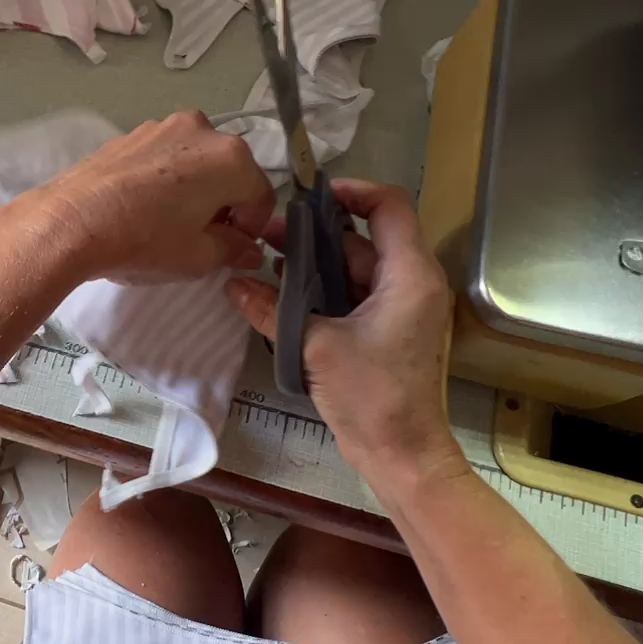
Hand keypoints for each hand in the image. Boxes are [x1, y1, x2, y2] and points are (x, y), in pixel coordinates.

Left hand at [8, 111, 274, 283]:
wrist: (71, 222)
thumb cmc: (144, 241)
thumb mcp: (197, 258)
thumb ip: (233, 250)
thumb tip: (248, 249)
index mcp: (231, 158)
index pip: (261, 196)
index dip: (252, 228)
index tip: (233, 249)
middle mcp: (202, 129)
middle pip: (228, 173)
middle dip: (223, 206)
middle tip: (199, 239)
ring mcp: (162, 126)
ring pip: (193, 162)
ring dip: (192, 191)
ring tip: (165, 224)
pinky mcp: (129, 134)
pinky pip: (162, 159)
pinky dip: (163, 181)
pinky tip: (140, 209)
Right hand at [225, 178, 467, 487]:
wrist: (401, 453)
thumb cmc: (371, 395)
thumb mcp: (315, 346)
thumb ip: (272, 310)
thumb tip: (233, 284)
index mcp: (409, 275)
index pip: (388, 206)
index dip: (351, 190)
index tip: (306, 194)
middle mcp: (409, 284)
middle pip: (363, 239)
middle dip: (314, 232)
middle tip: (264, 232)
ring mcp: (398, 309)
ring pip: (353, 269)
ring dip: (313, 262)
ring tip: (264, 258)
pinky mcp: (383, 331)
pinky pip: (351, 295)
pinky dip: (320, 289)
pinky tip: (281, 292)